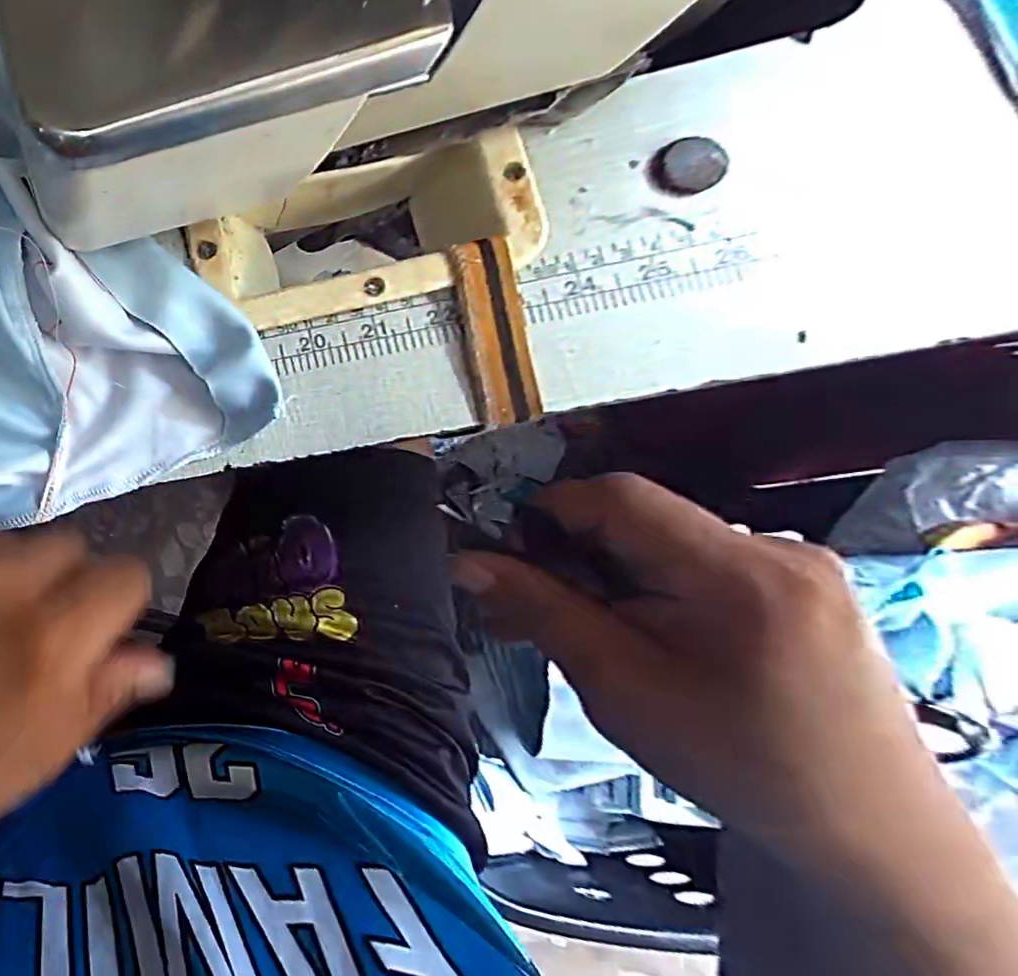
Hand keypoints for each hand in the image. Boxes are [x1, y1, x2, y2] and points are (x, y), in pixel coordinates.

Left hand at [0, 531, 168, 975]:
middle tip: (33, 631)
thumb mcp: (42, 753)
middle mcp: (0, 577)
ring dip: (13, 574)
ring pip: (14, 540)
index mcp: (48, 636)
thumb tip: (156, 655)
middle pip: (72, 545)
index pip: (125, 573)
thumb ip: (107, 690)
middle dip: (68, 584)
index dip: (120, 604)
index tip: (98, 631)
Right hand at [454, 475, 1017, 973]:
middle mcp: (776, 550)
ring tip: (568, 626)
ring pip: (660, 544)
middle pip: (636, 520)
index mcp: (737, 571)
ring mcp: (795, 569)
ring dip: (602, 575)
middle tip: (518, 604)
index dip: (545, 510)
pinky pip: (695, 565)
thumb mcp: (614, 681)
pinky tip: (627, 630)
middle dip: (567, 554)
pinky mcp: (799, 590)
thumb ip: (537, 607)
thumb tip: (464, 560)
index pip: (618, 496)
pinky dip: (645, 587)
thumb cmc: (731, 758)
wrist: (867, 834)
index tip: (503, 555)